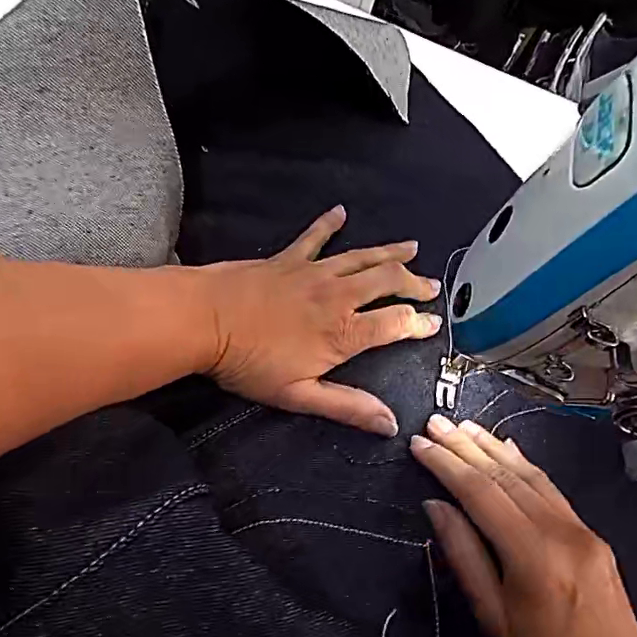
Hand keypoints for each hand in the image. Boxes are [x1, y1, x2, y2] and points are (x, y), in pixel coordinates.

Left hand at [191, 206, 441, 435]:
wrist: (203, 319)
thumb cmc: (248, 362)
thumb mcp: (298, 395)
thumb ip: (348, 407)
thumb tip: (389, 424)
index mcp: (344, 332)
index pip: (396, 324)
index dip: (419, 324)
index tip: (434, 324)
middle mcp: (338, 296)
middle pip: (388, 281)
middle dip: (415, 283)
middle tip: (432, 286)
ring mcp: (314, 272)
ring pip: (363, 257)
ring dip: (391, 252)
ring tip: (413, 248)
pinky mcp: (289, 258)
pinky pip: (315, 237)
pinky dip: (329, 224)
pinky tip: (340, 212)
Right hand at [410, 415, 636, 636]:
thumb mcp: (496, 621)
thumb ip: (465, 557)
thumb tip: (437, 507)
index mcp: (533, 554)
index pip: (481, 492)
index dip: (447, 464)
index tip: (421, 443)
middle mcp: (561, 530)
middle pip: (506, 476)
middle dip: (467, 446)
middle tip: (437, 421)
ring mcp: (582, 529)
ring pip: (532, 477)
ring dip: (495, 449)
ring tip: (466, 427)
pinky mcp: (593, 535)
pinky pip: (552, 491)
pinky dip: (525, 467)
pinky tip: (510, 452)